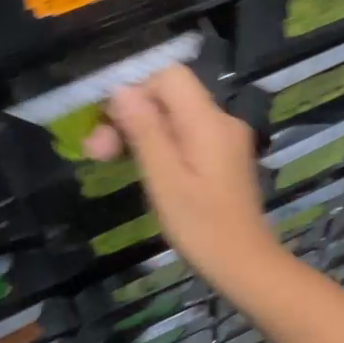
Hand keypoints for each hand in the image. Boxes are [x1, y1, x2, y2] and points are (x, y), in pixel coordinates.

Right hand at [83, 65, 287, 278]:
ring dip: (142, 132)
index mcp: (208, 121)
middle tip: (97, 151)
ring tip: (109, 160)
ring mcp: (226, 139)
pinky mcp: (224, 157)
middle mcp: (221, 121)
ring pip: (176, 117)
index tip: (110, 125)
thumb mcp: (164, 179)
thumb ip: (144, 130)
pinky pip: (188, 136)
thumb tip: (121, 89)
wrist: (246, 265)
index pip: (169, 77)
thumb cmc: (201, 226)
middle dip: (131, 116)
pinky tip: (143, 169)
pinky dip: (162, 145)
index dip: (136, 92)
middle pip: (170, 97)